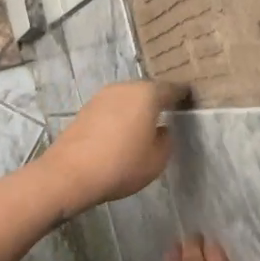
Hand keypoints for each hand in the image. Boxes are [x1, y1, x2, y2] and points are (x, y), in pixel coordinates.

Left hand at [39, 80, 186, 209]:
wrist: (70, 173)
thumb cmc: (121, 165)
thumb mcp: (156, 160)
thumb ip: (166, 140)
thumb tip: (161, 129)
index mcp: (147, 94)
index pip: (171, 89)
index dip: (182, 95)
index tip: (189, 100)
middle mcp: (125, 88)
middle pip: (147, 90)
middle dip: (157, 101)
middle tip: (167, 115)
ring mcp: (102, 96)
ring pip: (127, 98)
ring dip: (136, 108)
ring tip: (143, 126)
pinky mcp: (86, 108)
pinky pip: (112, 108)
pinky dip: (119, 116)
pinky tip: (121, 133)